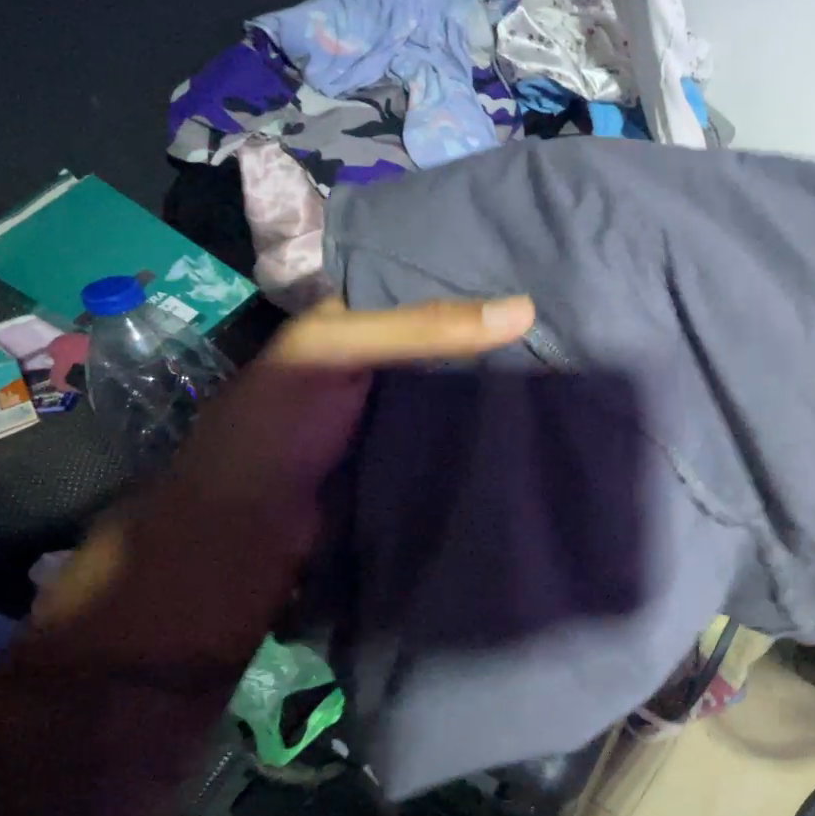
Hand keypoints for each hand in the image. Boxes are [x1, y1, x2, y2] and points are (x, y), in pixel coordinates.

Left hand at [30, 296, 535, 668]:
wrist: (239, 547)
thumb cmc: (274, 430)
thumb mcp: (334, 353)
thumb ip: (420, 329)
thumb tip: (529, 310)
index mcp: (349, 324)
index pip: (422, 285)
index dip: (476, 276)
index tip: (540, 268)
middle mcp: (378, 365)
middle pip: (452, 339)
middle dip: (504, 331)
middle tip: (575, 316)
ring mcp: (400, 416)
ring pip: (464, 387)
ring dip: (510, 382)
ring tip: (575, 361)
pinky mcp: (419, 462)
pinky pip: (467, 434)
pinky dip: (501, 427)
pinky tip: (548, 415)